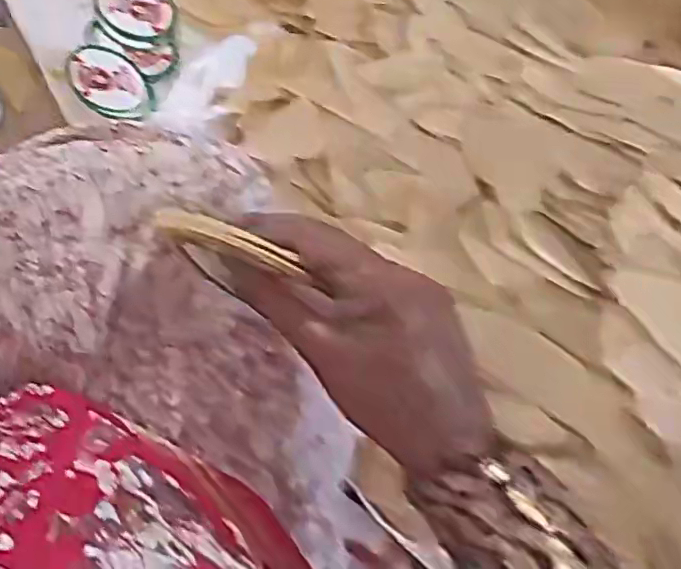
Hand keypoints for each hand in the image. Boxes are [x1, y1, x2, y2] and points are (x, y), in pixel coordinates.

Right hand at [226, 215, 493, 479]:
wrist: (456, 452)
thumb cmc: (381, 400)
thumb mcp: (317, 347)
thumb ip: (271, 297)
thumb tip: (228, 262)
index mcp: (379, 279)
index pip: (309, 234)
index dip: (263, 227)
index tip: (225, 230)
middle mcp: (401, 270)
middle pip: (327, 238)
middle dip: (279, 237)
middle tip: (236, 244)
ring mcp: (416, 283)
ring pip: (343, 253)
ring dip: (302, 253)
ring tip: (262, 261)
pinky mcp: (421, 300)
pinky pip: (362, 271)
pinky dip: (327, 271)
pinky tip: (305, 283)